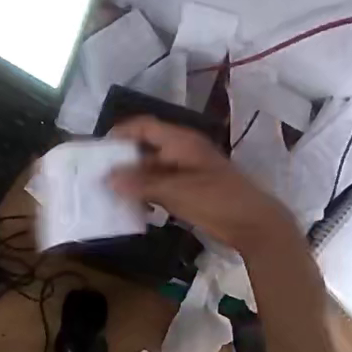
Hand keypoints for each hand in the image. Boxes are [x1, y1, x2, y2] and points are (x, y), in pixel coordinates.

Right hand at [108, 116, 299, 255]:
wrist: (254, 224)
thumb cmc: (217, 200)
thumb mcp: (176, 191)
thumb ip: (141, 184)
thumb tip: (108, 178)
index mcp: (181, 141)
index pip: (144, 126)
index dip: (120, 133)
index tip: (97, 150)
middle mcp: (182, 150)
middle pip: (146, 147)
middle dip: (122, 159)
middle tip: (97, 174)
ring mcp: (187, 170)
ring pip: (152, 168)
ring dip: (133, 179)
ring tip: (108, 192)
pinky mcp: (190, 189)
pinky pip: (161, 185)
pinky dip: (146, 192)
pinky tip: (132, 206)